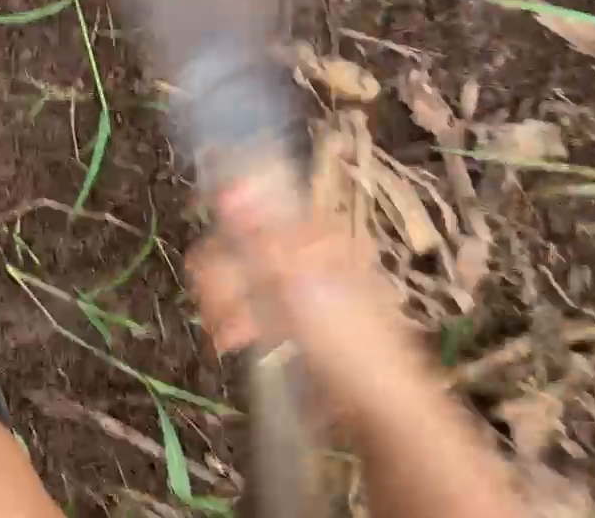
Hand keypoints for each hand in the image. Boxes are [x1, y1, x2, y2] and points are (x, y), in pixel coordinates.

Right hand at [188, 172, 435, 425]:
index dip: (224, 229)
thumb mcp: (300, 285)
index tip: (210, 256)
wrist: (383, 410)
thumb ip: (260, 235)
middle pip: (235, 243)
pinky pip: (243, 301)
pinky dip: (231, 318)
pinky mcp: (286, 312)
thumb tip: (229, 185)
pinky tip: (233, 339)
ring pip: (233, 274)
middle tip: (214, 305)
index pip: (252, 207)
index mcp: (316, 237)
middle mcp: (304, 252)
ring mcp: (296, 283)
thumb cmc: (350, 345)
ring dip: (222, 304)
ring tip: (226, 333)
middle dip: (220, 279)